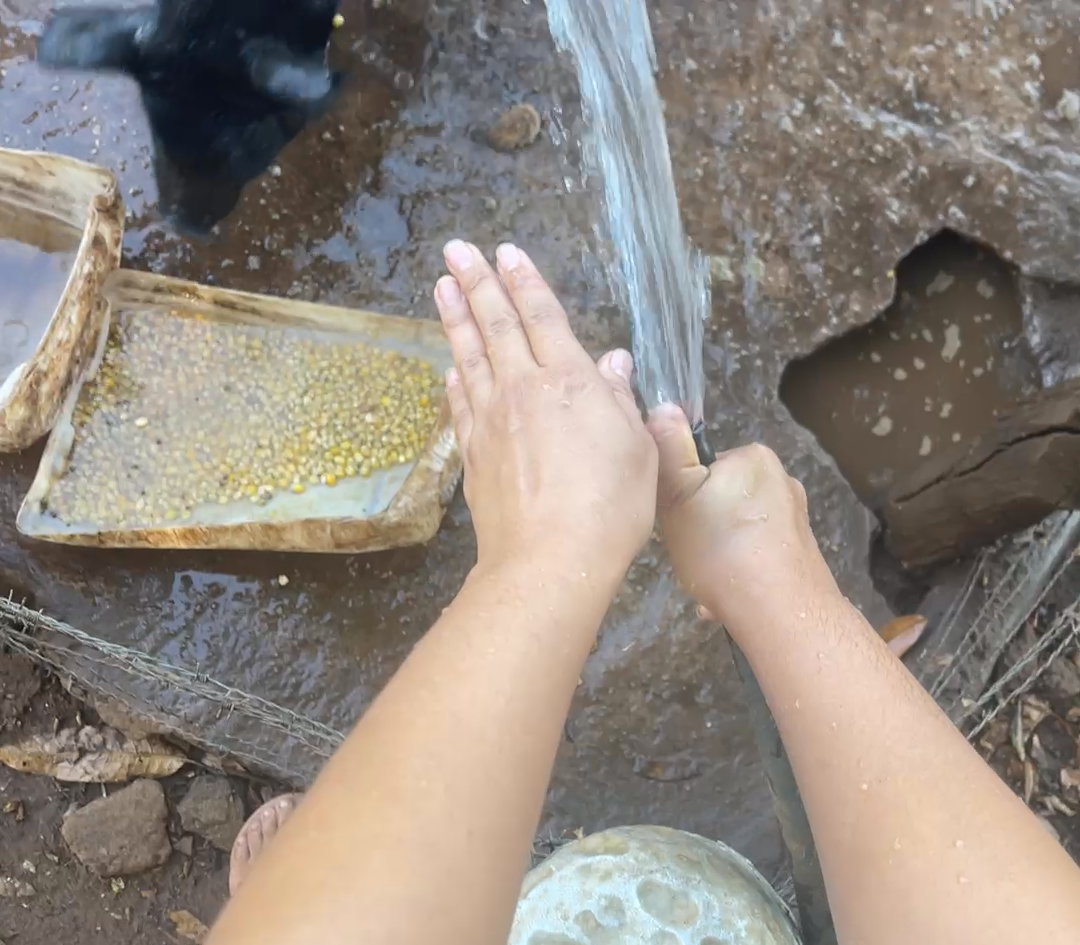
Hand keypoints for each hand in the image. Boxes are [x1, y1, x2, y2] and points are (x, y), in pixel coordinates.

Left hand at [434, 241, 656, 583]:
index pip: (542, 317)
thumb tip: (614, 363)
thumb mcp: (637, 449)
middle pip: (495, 326)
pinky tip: (450, 369)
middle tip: (455, 251)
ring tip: (442, 288)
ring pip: (469, 358)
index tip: (505, 252)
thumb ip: (620, 400)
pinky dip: (454, 381)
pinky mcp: (473, 455)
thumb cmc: (610, 505)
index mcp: (569, 381)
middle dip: (476, 283)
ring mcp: (491, 422)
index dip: (524, 281)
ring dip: (455, 320)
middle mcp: (523, 390)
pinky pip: (460, 406)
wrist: (549, 559)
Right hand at [647, 406, 836, 625]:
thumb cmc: (721, 550)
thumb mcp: (678, 496)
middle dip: (704, 528)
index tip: (680, 526)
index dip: (684, 498)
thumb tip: (663, 406)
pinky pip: (757, 555)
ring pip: (739, 531)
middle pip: (722, 500)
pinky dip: (740, 572)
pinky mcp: (803, 551)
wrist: (780, 611)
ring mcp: (796, 517)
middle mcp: (781, 479)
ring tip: (708, 586)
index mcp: (753, 457)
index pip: (703, 468)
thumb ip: (669, 450)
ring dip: (719, 554)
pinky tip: (727, 599)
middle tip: (691, 557)